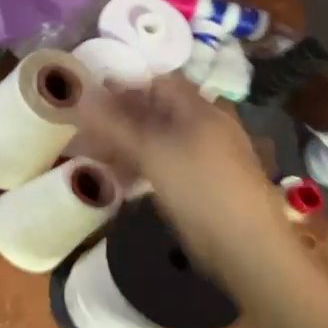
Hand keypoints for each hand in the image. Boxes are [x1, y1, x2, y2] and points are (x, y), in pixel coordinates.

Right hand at [76, 77, 286, 262]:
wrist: (246, 245)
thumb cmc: (198, 187)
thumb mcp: (151, 152)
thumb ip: (115, 124)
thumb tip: (82, 97)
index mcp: (199, 109)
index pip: (159, 81)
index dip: (126, 84)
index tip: (93, 96)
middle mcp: (205, 126)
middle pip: (158, 110)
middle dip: (122, 116)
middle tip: (87, 128)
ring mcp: (205, 156)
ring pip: (159, 139)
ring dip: (128, 143)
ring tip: (96, 154)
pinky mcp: (202, 183)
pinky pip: (166, 163)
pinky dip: (142, 165)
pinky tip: (120, 178)